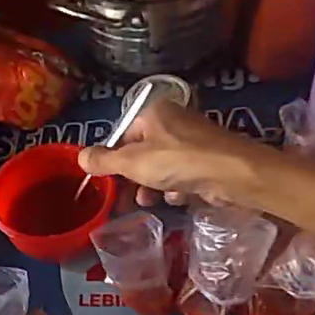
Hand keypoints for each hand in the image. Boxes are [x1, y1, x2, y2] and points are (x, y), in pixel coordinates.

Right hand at [78, 100, 269, 208]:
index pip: (122, 136)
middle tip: (128, 198)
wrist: (234, 174)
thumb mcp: (132, 163)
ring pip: (162, 166)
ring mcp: (194, 139)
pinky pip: (184, 174)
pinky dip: (178, 187)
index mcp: (153, 112)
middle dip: (134, 178)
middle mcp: (174, 120)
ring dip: (154, 186)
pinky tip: (180, 197)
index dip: (113, 161)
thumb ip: (104, 161)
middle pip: (142, 153)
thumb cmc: (178, 162)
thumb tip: (79, 157)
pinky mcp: (210, 159)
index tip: (109, 183)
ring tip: (152, 201)